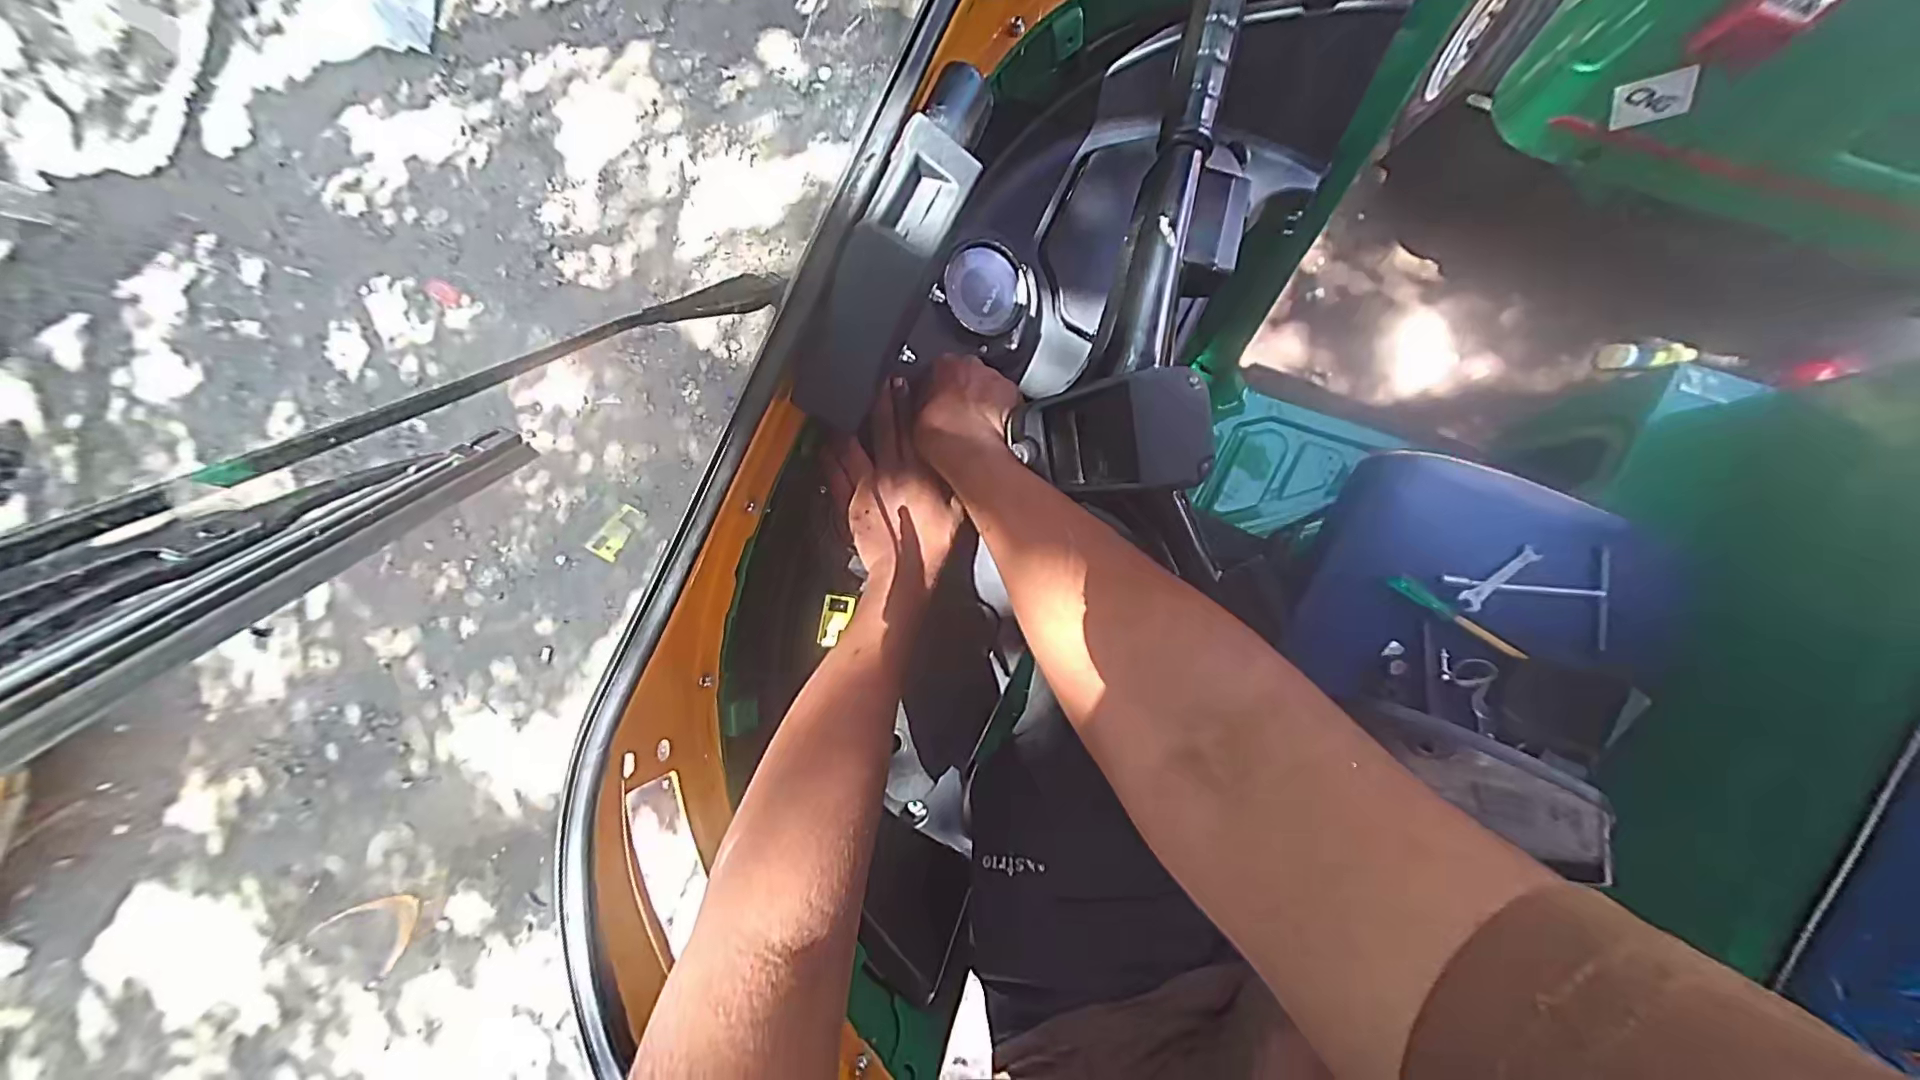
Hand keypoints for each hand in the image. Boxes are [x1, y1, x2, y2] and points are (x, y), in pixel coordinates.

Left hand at [827, 374, 964, 596]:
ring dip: (853, 424)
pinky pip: (837, 473)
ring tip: (849, 407)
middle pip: (884, 428)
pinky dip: (830, 457)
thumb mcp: (959, 513)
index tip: (901, 384)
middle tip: (879, 384)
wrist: (905, 575)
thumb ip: (956, 484)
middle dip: (881, 402)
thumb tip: (958, 462)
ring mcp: (868, 486)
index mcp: (919, 472)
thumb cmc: (932, 549)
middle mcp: (892, 473)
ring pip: (856, 445)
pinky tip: (827, 445)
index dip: (905, 403)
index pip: (910, 428)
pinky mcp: (852, 503)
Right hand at [914, 354, 1021, 469]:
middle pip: (967, 373)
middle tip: (956, 413)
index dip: (936, 386)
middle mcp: (975, 365)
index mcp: (946, 363)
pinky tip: (991, 430)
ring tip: (974, 425)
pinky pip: (1006, 401)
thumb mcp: (914, 416)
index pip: (938, 367)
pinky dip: (1000, 411)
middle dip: (963, 390)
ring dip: (982, 400)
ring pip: (988, 386)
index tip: (935, 400)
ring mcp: (998, 380)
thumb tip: (917, 403)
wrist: (973, 453)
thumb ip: (918, 401)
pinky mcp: (1016, 398)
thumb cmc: (945, 436)